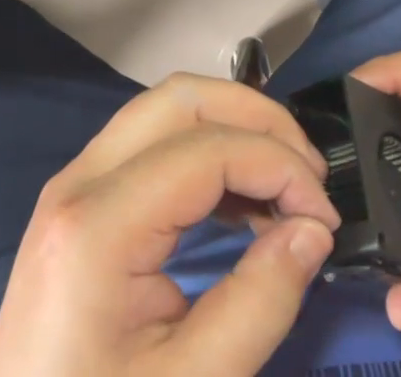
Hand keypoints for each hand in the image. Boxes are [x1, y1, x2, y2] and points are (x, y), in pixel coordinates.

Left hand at [0, 74, 341, 376]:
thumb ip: (259, 303)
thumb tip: (312, 229)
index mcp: (99, 225)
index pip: (206, 149)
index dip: (279, 166)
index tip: (325, 218)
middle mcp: (79, 181)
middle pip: (180, 98)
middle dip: (258, 120)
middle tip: (310, 176)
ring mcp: (75, 181)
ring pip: (165, 109)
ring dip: (233, 129)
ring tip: (285, 187)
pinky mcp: (82, 195)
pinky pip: (151, 141)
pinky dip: (206, 150)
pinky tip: (241, 199)